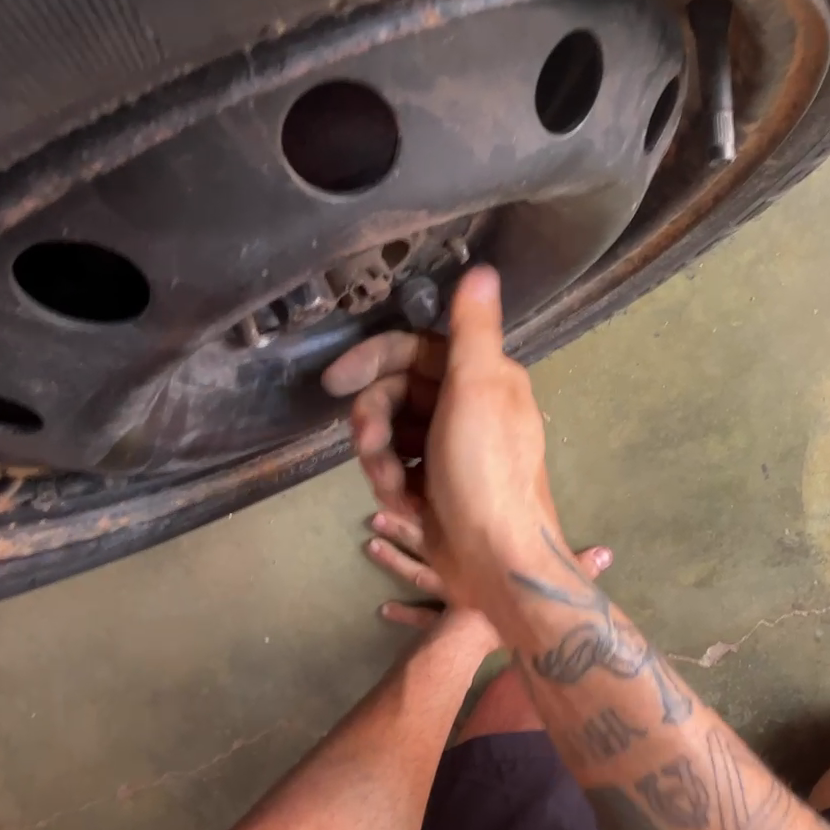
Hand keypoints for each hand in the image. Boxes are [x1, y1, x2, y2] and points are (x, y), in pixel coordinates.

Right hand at [325, 266, 565, 599]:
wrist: (494, 561)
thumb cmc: (486, 471)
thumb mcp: (478, 389)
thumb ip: (473, 328)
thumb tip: (483, 269)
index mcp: (484, 377)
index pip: (414, 351)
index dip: (372, 360)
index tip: (335, 382)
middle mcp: (469, 407)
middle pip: (395, 393)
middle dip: (375, 421)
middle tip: (370, 449)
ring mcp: (450, 449)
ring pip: (390, 433)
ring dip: (380, 458)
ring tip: (393, 486)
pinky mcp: (435, 485)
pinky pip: (396, 467)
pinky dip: (392, 483)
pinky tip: (402, 505)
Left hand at [364, 510, 611, 644]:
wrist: (513, 628)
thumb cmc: (532, 592)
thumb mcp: (556, 570)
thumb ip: (579, 564)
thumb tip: (608, 553)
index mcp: (478, 546)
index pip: (447, 520)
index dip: (423, 503)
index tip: (402, 486)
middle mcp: (459, 563)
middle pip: (423, 539)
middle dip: (399, 525)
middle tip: (373, 513)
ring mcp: (449, 592)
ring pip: (414, 570)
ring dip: (391, 559)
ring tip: (368, 544)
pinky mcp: (446, 620)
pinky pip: (420, 616)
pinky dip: (403, 614)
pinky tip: (383, 610)